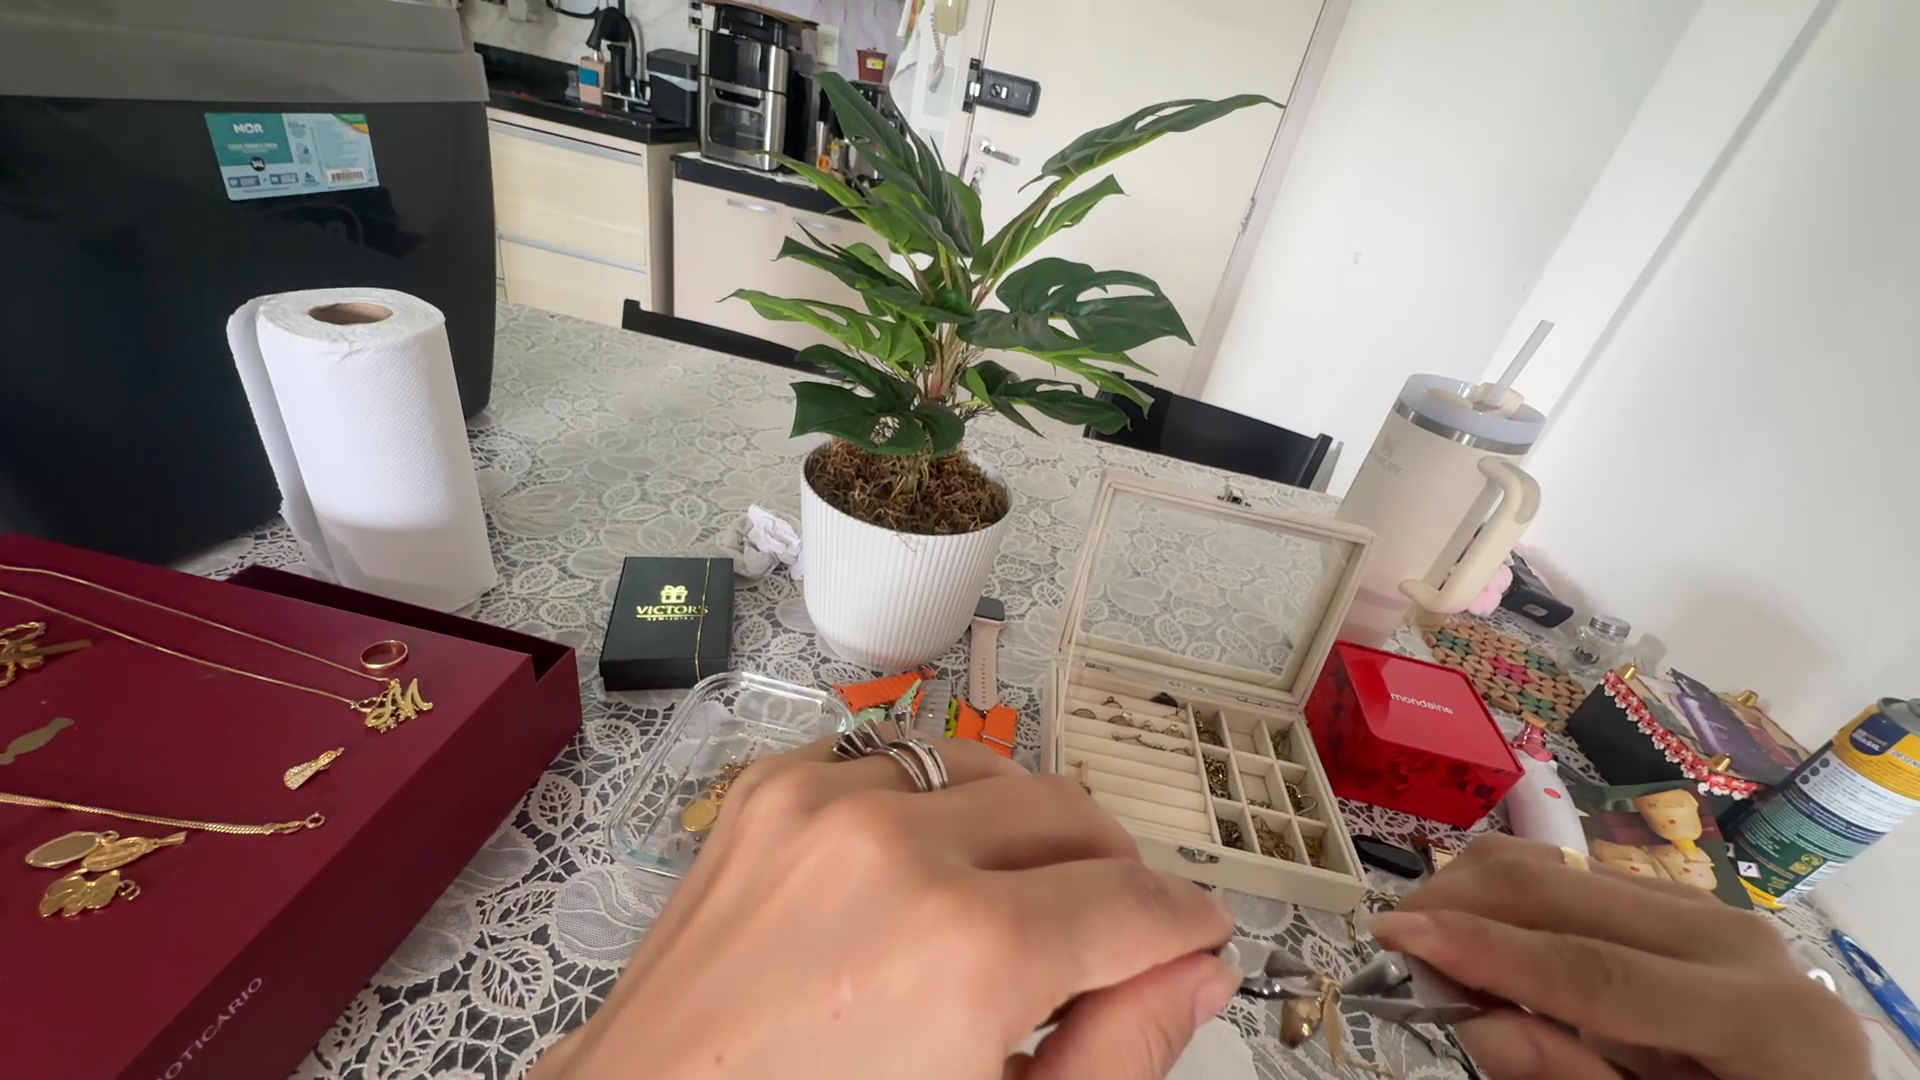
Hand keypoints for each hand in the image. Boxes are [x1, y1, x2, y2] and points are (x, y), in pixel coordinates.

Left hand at [532, 736, 1240, 1079]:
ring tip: (1016, 881)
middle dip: (1110, 866)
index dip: (1181, 920)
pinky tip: (917, 856)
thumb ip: (1118, 1054)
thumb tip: (1195, 967)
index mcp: (962, 953)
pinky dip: (929, 798)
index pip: (1129, 902)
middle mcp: (895, 845)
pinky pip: (892, 758)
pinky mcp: (770, 783)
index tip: (1197, 931)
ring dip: (1021, 818)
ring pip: (985, 765)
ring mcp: (821, 798)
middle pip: (1065, 811)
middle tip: (1109, 919)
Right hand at [1371, 834, 1867, 1079]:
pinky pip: (1549, 866)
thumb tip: (1480, 1028)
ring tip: (1424, 940)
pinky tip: (1472, 932)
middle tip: (1388, 941)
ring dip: (1462, 892)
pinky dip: (1490, 892)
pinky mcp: (1655, 888)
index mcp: (1770, 1022)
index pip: (1598, 971)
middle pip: (1555, 890)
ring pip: (1539, 862)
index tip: (1394, 935)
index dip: (1488, 951)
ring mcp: (1693, 900)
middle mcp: (1734, 937)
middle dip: (1453, 905)